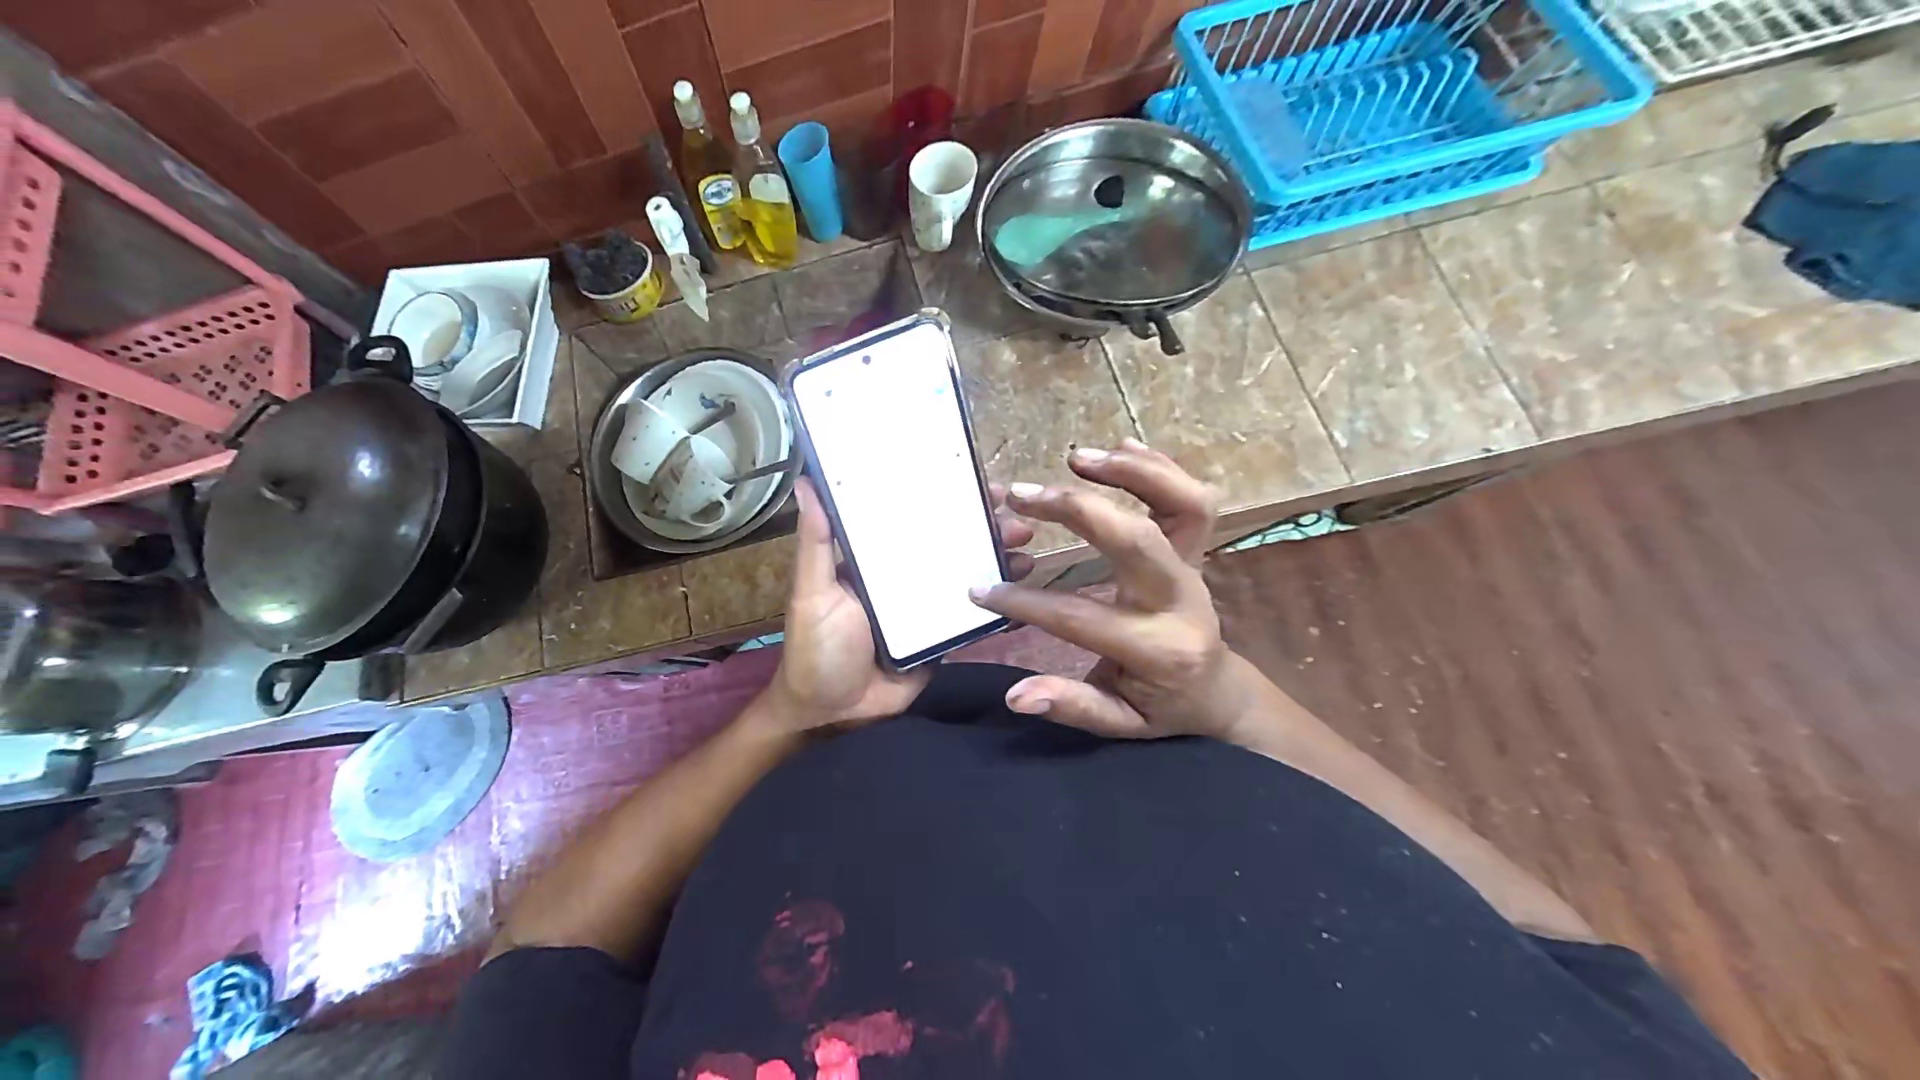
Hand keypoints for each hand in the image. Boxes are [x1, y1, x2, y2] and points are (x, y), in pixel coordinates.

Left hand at [764, 477, 1036, 730]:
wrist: (835, 716)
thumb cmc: (817, 649)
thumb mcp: (813, 593)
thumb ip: (816, 543)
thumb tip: (804, 481)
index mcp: (875, 559)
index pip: (914, 517)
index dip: (944, 496)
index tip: (975, 478)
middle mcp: (905, 576)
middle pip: (950, 541)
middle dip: (984, 525)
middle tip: (1013, 513)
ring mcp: (928, 607)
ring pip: (969, 572)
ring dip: (997, 555)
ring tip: (1025, 544)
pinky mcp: (944, 635)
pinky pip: (975, 612)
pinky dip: (1000, 597)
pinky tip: (1023, 581)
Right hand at [967, 440, 1267, 740]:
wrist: (1216, 688)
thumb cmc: (1162, 707)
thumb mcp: (1118, 721)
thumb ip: (1072, 706)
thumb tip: (1017, 696)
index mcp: (1157, 648)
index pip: (1080, 618)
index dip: (1025, 603)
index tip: (980, 589)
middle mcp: (1181, 599)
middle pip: (1136, 539)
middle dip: (1075, 510)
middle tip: (1021, 495)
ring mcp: (1196, 567)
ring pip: (1184, 504)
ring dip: (1130, 472)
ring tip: (1076, 457)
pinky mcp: (1198, 548)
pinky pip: (1191, 498)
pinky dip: (1156, 467)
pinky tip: (1118, 447)